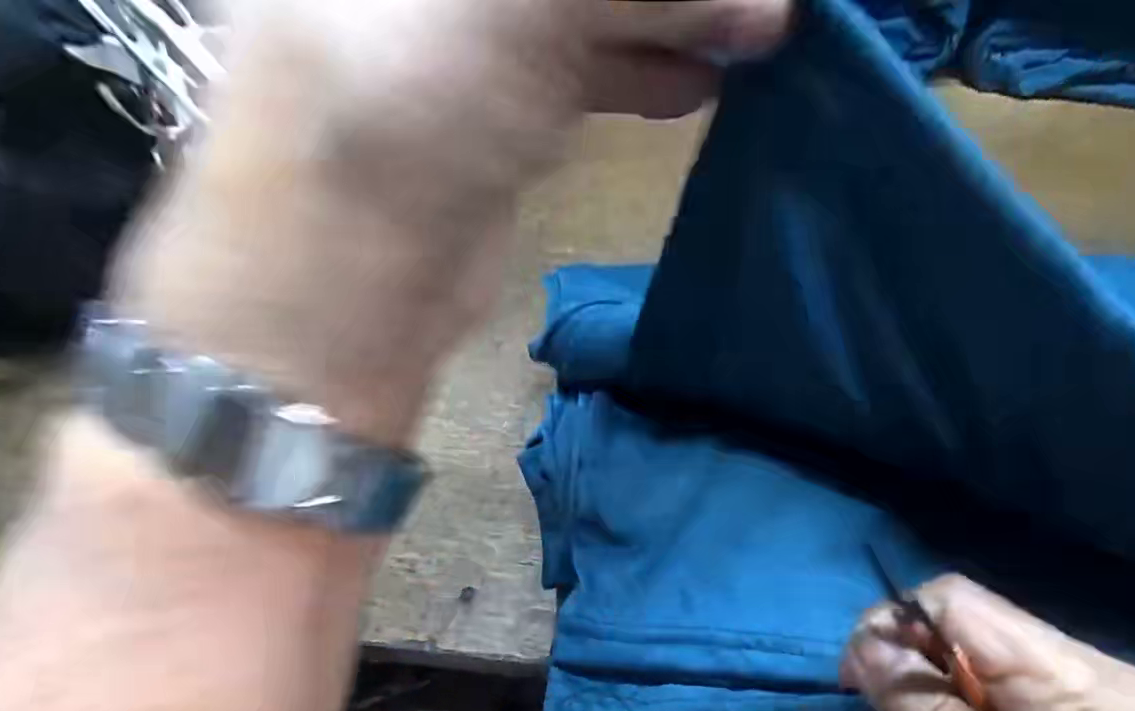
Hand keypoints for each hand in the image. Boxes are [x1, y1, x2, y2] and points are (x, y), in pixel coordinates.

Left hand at [221, 0, 794, 228]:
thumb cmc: (411, 100)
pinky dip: (648, 75)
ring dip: (676, 20)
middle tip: (771, 3)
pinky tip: (706, 83)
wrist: (362, 261)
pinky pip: (589, 72)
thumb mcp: (519, 7)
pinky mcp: (503, 112)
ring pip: (593, 8)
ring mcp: (472, 36)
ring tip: (760, 35)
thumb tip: (770, 1)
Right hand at [842, 575, 1134, 710]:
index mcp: (1086, 686)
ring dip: (929, 675)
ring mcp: (1085, 684)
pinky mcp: (1071, 706)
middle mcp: (1092, 667)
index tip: (857, 676)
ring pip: (976, 643)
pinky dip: (953, 693)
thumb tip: (868, 646)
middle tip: (878, 706)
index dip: (899, 624)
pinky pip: (992, 672)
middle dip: (911, 651)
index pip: (967, 606)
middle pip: (972, 619)